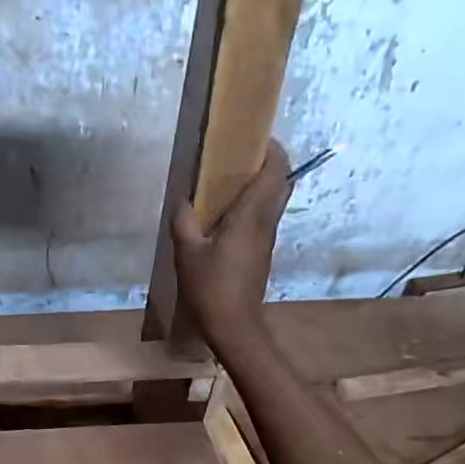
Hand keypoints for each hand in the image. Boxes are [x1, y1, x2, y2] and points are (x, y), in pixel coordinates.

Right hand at [171, 140, 291, 345]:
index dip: (274, 151)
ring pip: (275, 202)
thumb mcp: (187, 253)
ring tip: (234, 178)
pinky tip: (230, 211)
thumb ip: (184, 221)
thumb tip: (182, 199)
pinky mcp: (263, 253)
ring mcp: (267, 240)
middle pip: (282, 184)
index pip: (275, 174)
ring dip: (264, 184)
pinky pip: (265, 218)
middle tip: (245, 154)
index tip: (259, 137)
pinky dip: (256, 204)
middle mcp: (266, 224)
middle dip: (272, 164)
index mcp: (251, 218)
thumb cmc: (211, 288)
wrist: (234, 326)